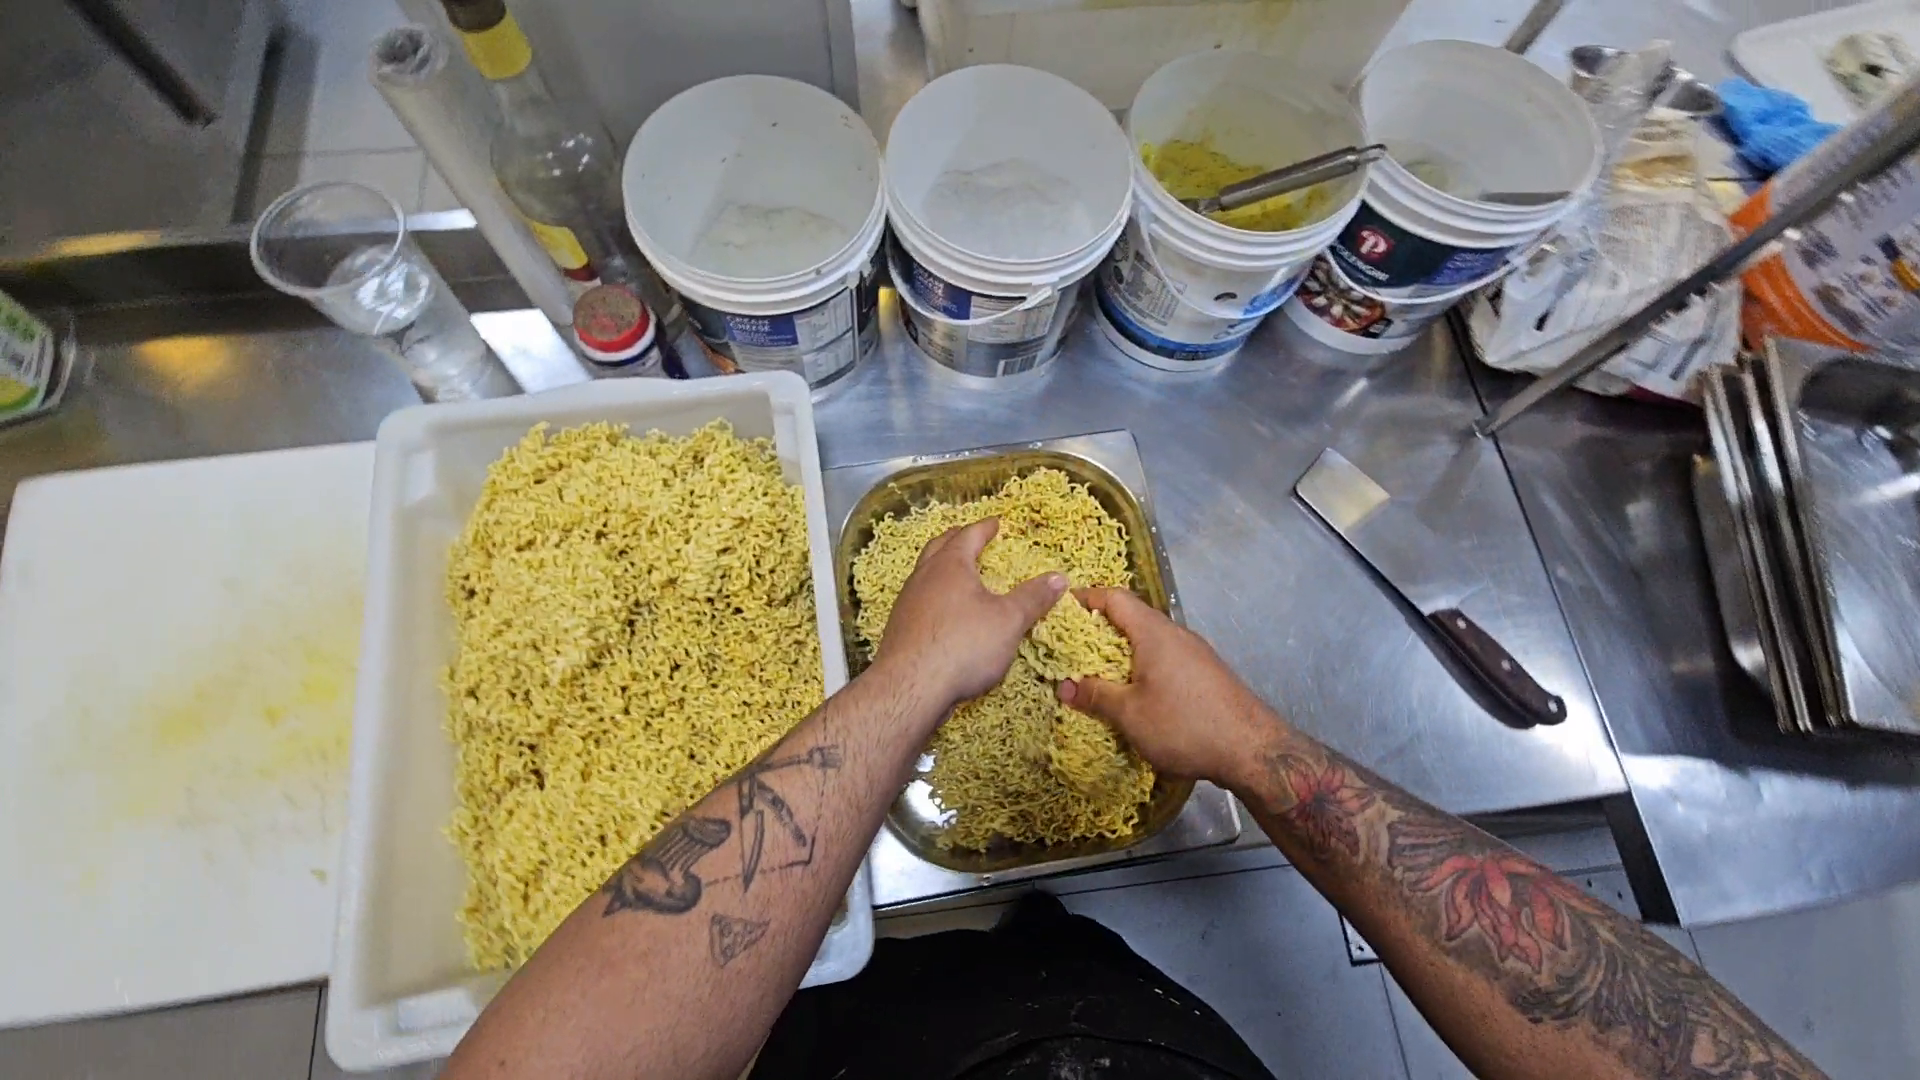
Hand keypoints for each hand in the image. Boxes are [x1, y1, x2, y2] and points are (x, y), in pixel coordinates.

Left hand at [875, 519, 1067, 710]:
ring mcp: (907, 603)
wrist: (910, 687)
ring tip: (958, 574)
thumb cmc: (963, 645)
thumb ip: (1033, 598)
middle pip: (939, 548)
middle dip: (956, 540)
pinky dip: (934, 596)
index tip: (995, 523)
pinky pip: (919, 602)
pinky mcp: (900, 629)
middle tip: (970, 538)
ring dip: (941, 568)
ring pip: (924, 574)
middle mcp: (923, 577)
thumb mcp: (1009, 621)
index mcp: (950, 565)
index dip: (984, 528)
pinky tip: (944, 614)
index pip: (968, 536)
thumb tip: (1059, 578)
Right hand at [1057, 587, 1285, 792]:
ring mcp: (1195, 653)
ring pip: (1150, 639)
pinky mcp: (1206, 673)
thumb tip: (1064, 687)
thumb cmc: (1185, 725)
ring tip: (1098, 671)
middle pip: (1132, 616)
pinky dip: (1143, 664)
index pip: (1114, 597)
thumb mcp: (1130, 714)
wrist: (1254, 751)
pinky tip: (1135, 691)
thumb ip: (1096, 696)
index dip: (1086, 598)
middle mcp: (1176, 634)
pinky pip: (1166, 657)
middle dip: (1100, 627)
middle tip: (1071, 645)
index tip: (1061, 608)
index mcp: (1154, 633)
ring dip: (1122, 649)